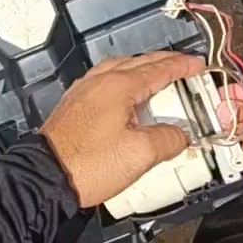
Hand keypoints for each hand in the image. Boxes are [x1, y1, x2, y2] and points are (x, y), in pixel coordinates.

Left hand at [41, 52, 206, 208]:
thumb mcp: (140, 154)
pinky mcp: (74, 107)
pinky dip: (123, 83)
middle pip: (139, 64)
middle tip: (183, 69)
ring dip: (142, 71)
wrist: (45, 178)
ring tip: (158, 80)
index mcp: (118, 87)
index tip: (196, 65)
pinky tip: (126, 98)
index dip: (181, 67)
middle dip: (165, 64)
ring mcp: (83, 93)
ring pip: (119, 71)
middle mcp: (99, 83)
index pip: (159, 69)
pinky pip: (104, 83)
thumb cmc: (86, 164)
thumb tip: (180, 135)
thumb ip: (168, 140)